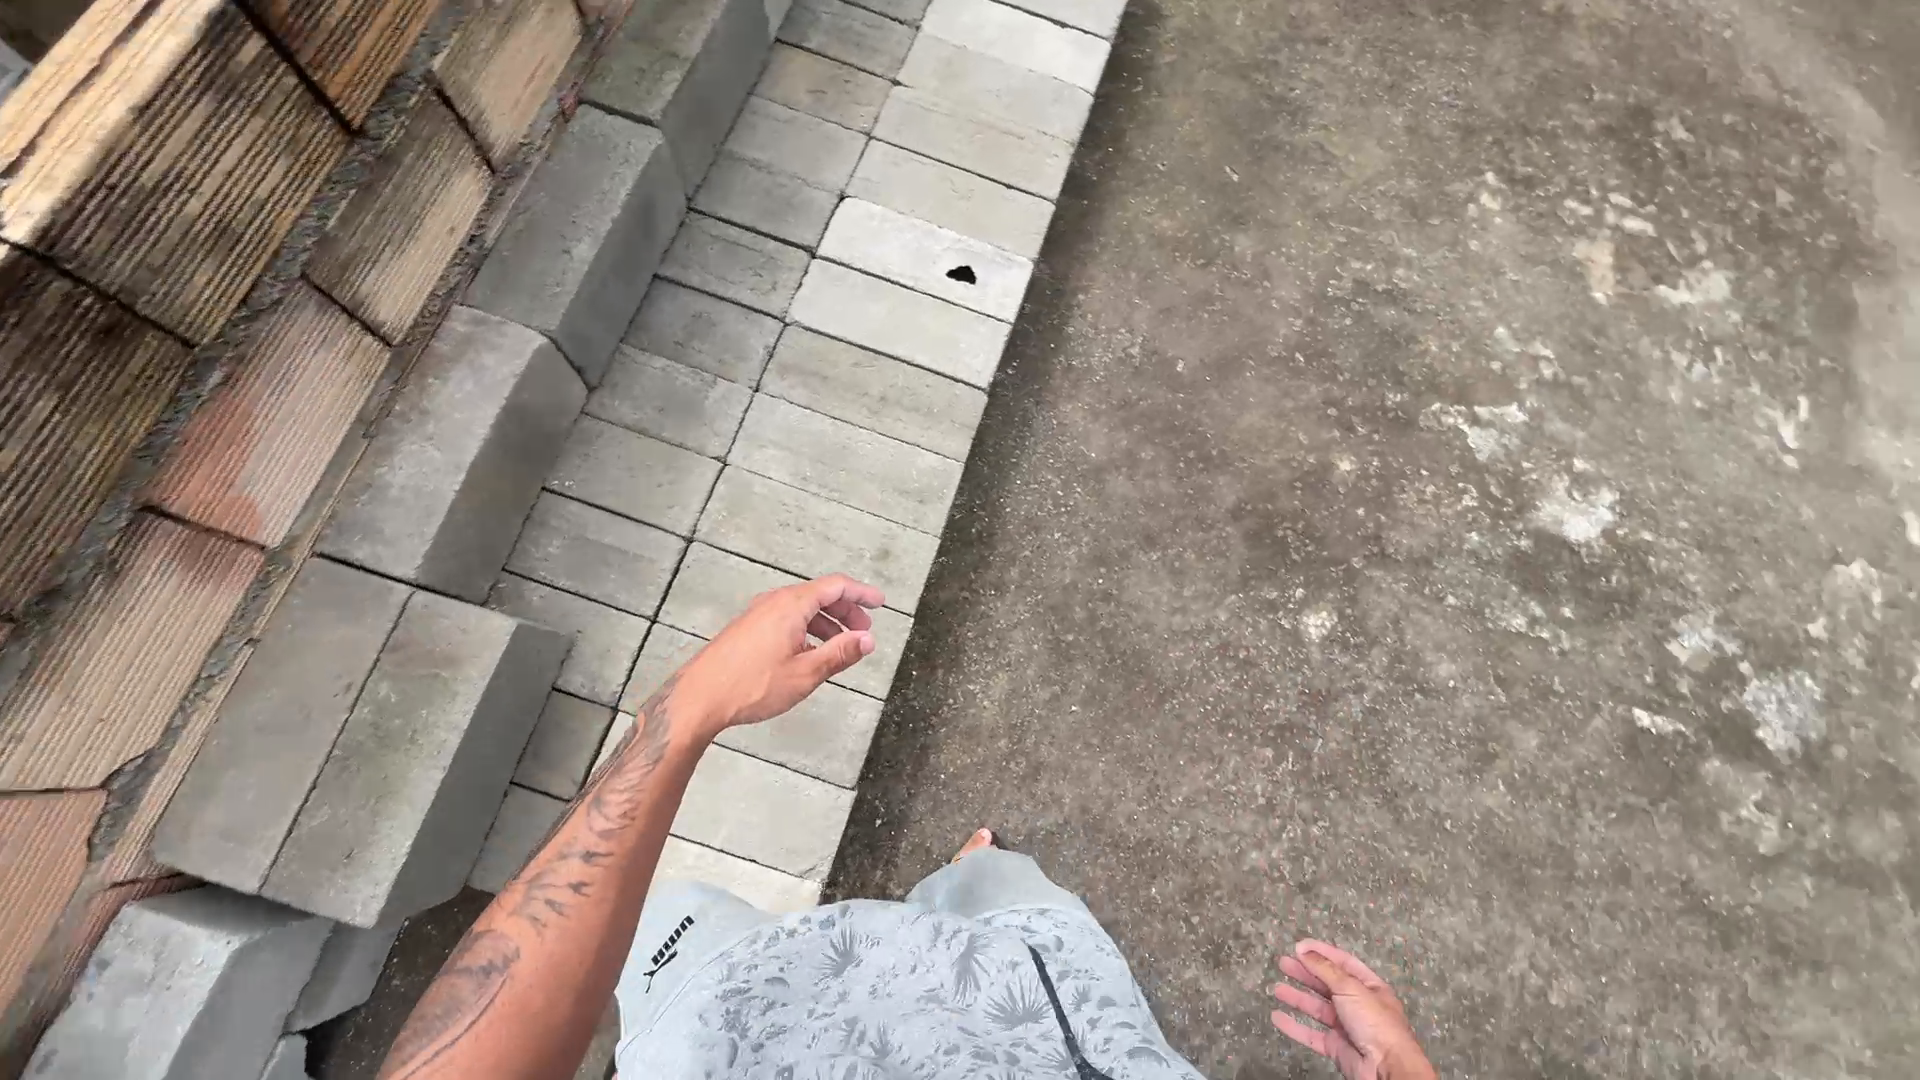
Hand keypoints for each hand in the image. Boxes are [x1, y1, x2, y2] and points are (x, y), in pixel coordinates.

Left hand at [667, 574, 883, 742]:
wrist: (699, 698)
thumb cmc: (748, 686)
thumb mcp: (806, 673)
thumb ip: (840, 653)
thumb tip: (866, 640)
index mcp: (791, 606)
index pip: (836, 586)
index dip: (862, 593)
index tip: (879, 602)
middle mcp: (774, 603)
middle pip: (820, 595)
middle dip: (847, 610)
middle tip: (864, 629)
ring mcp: (758, 615)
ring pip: (803, 608)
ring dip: (827, 622)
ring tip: (841, 646)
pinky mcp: (748, 629)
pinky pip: (786, 619)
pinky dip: (807, 629)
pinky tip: (810, 654)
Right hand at [1271, 940, 1434, 1079]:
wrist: (1387, 1069)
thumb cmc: (1374, 1021)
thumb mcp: (1351, 988)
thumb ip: (1325, 969)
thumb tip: (1303, 950)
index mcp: (1369, 987)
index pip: (1343, 962)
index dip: (1321, 952)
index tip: (1298, 946)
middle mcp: (1358, 1005)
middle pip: (1327, 984)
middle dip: (1305, 973)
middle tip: (1283, 963)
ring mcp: (1347, 1027)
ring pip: (1317, 1008)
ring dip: (1297, 997)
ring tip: (1276, 989)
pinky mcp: (1337, 1047)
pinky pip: (1312, 1034)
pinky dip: (1294, 1026)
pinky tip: (1277, 1017)